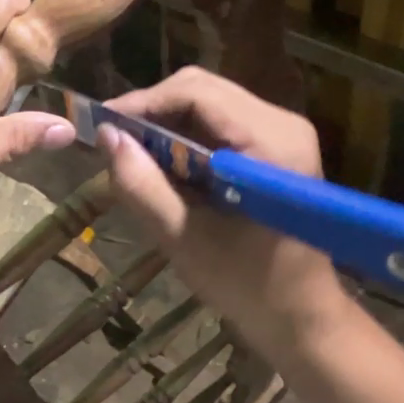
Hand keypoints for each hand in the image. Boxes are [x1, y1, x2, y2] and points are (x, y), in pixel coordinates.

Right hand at [98, 67, 348, 350]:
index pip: (196, 93)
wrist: (301, 314)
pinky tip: (164, 161)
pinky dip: (183, 132)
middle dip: (151, 109)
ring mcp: (282, 129)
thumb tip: (106, 135)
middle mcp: (283, 122)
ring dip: (165, 120)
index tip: (102, 124)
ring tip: (133, 151)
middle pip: (201, 88)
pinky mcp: (275, 141)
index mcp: (272, 143)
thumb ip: (142, 186)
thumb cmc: (247, 283)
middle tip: (113, 139)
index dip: (143, 102)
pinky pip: (218, 117)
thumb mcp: (183, 239)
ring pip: (206, 99)